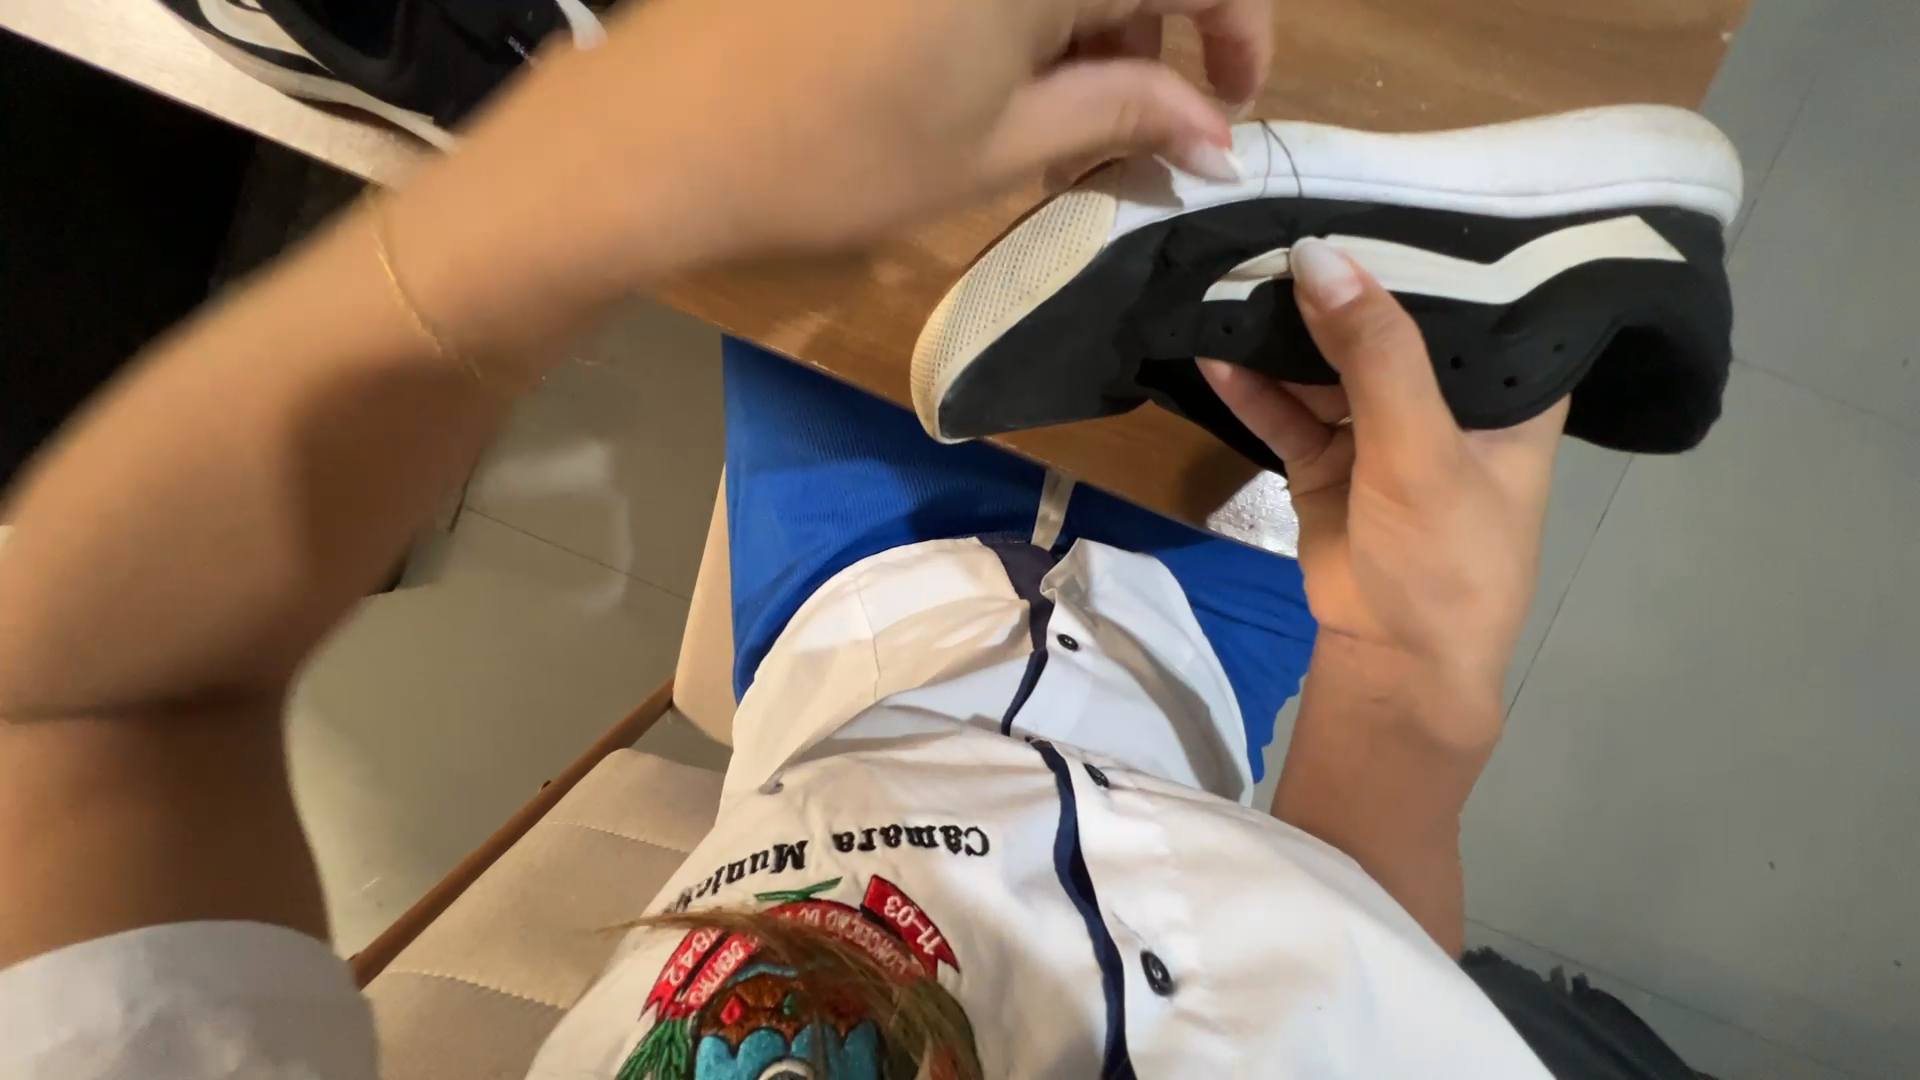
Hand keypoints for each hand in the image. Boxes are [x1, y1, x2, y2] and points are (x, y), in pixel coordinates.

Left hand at [381, 0, 1270, 359]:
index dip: (1237, 29)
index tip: (1233, 108)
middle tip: (1126, 136)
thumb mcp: (997, 148)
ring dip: (1081, 35)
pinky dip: (1019, 20)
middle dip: (1150, 40)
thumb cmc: (842, 159)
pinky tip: (999, 82)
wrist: (671, 137)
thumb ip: (1118, 115)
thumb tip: (1213, 133)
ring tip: (1054, 130)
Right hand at [1202, 241, 1566, 744]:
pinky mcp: (1323, 459)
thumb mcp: (1420, 448)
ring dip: (1279, 338)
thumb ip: (1373, 354)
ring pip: (1323, 367)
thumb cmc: (1443, 555)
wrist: (1391, 653)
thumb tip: (1316, 257)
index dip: (1421, 244)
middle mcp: (1442, 397)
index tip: (1367, 186)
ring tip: (1231, 283)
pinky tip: (1215, 355)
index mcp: (1507, 385)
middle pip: (1383, 325)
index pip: (1471, 292)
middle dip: (1332, 288)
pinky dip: (1252, 389)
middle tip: (1276, 226)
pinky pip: (1285, 412)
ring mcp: (1375, 429)